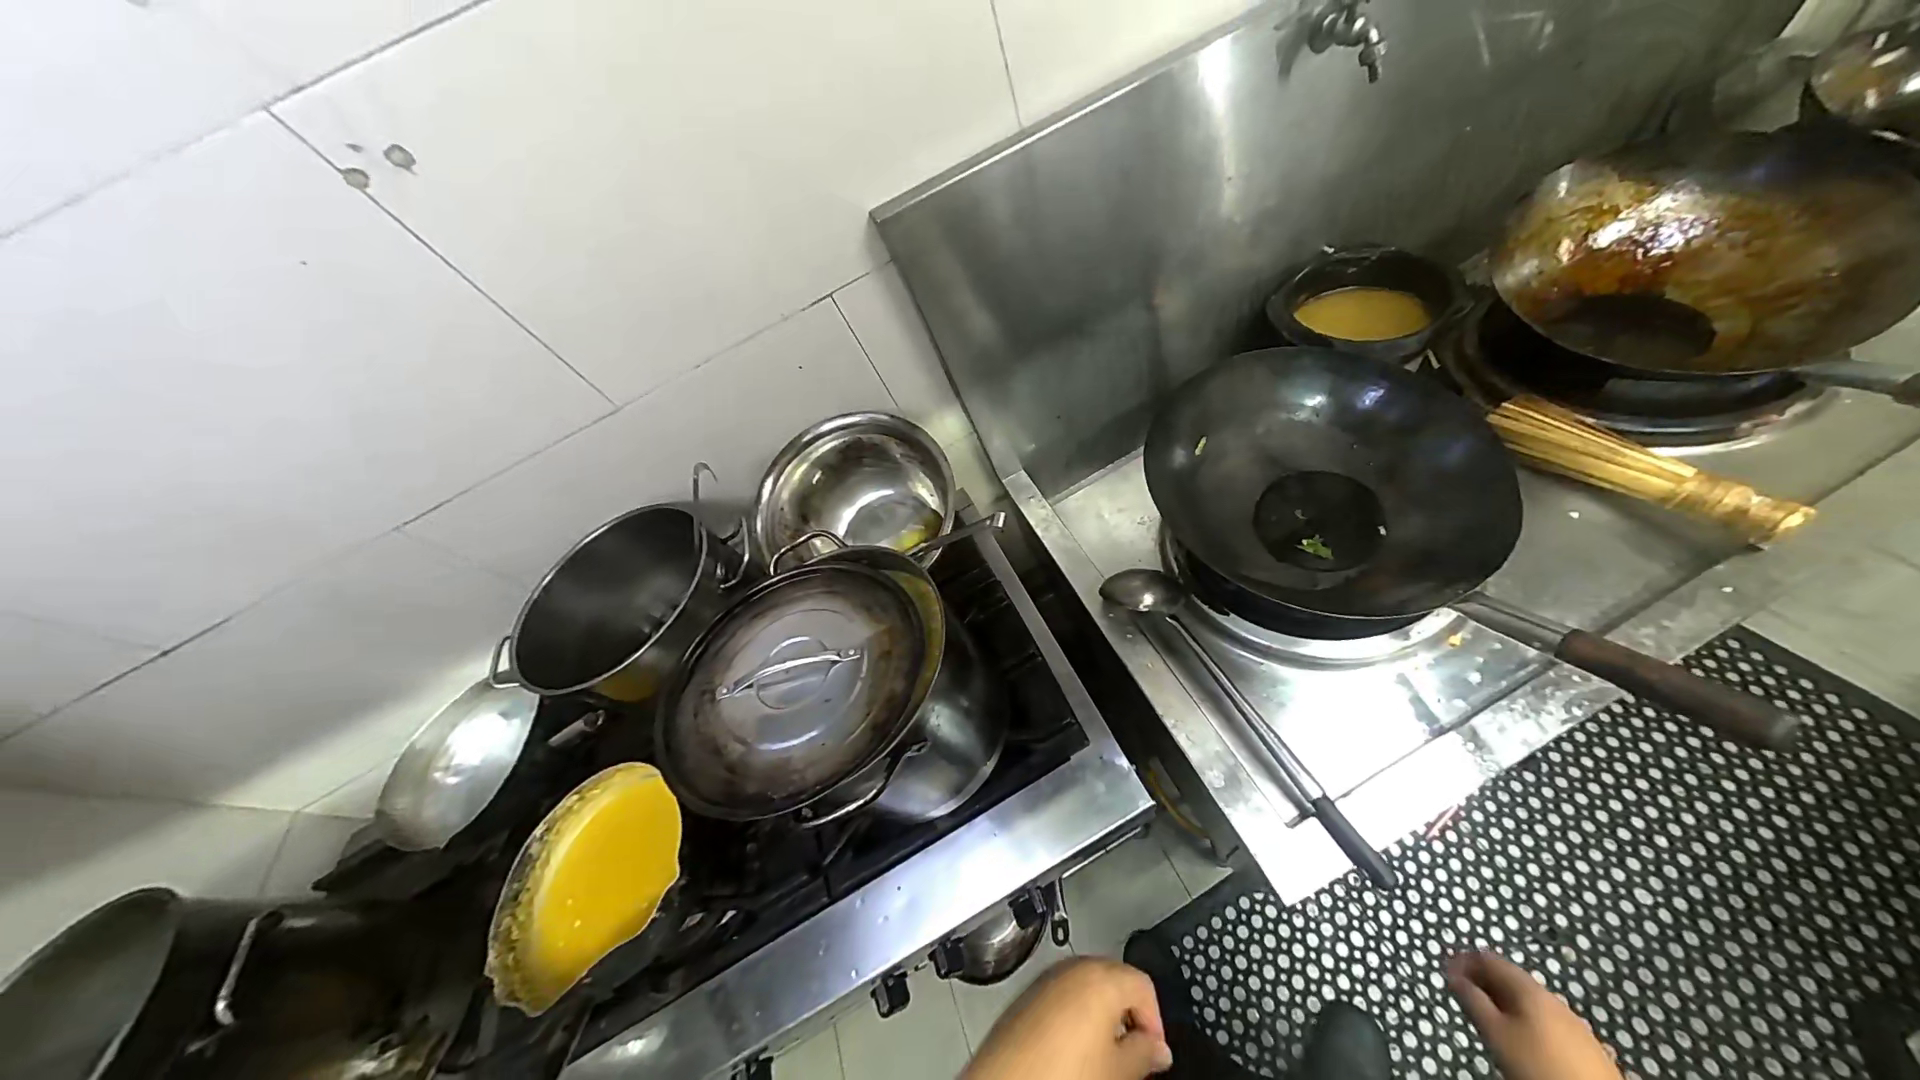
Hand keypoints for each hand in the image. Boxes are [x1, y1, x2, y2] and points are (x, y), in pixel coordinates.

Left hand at [962, 957, 1173, 1079]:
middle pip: (1115, 980)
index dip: (1155, 1021)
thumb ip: (1145, 1054)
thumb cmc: (1064, 1073)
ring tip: (1104, 1057)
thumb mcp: (1117, 1070)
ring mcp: (1048, 978)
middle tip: (1134, 1055)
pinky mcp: (1029, 994)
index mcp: (1100, 977)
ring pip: (1088, 987)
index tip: (1154, 1053)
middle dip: (1129, 1015)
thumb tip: (1158, 1049)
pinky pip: (1064, 996)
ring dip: (1103, 1015)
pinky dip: (1076, 1016)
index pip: (1143, 985)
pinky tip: (1074, 1051)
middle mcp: (1073, 967)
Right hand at [1446, 952, 1623, 1079]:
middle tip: (1462, 992)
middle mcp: (1552, 998)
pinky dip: (1524, 1017)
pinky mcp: (1587, 1045)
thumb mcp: (1494, 1032)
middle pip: (1511, 978)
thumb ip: (1472, 999)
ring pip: (1529, 1000)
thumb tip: (1453, 975)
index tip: (1446, 971)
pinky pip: (1546, 1019)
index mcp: (1529, 990)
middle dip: (1484, 980)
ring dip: (1503, 1000)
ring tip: (1488, 1016)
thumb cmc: (1536, 1065)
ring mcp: (1573, 1022)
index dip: (1465, 960)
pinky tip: (1522, 1037)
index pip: (1490, 959)